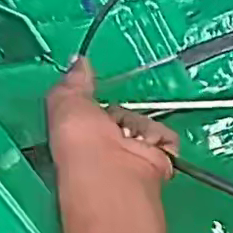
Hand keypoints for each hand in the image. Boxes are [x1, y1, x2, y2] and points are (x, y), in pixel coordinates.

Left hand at [46, 59, 179, 190]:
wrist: (114, 170)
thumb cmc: (82, 138)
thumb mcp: (66, 101)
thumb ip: (74, 81)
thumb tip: (80, 61)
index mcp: (84, 135)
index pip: (97, 112)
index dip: (98, 103)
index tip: (99, 94)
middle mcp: (110, 147)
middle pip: (125, 115)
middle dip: (124, 114)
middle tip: (117, 123)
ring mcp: (136, 154)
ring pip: (146, 124)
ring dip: (143, 127)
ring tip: (134, 139)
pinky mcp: (159, 161)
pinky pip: (167, 138)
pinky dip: (162, 139)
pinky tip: (150, 145)